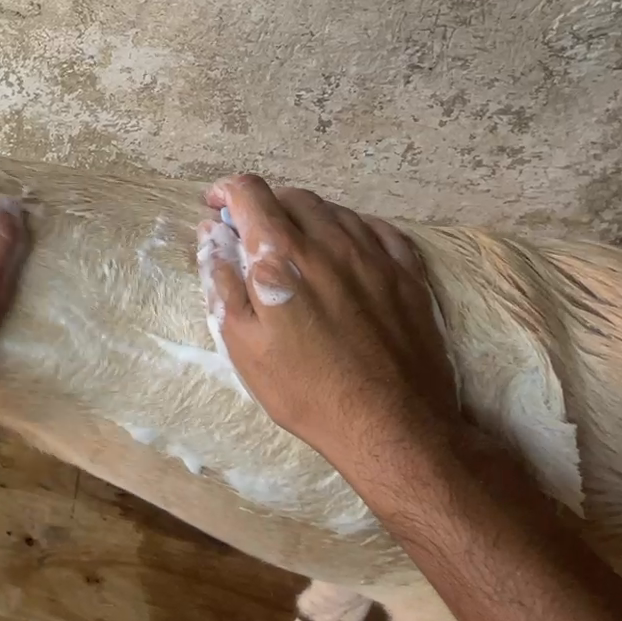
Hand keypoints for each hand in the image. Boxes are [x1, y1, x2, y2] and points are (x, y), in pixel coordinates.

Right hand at [200, 174, 458, 467]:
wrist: (393, 429)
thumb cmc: (303, 388)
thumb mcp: (239, 341)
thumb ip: (220, 278)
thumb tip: (211, 234)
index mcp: (281, 256)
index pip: (249, 193)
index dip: (225, 191)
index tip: (215, 208)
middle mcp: (329, 243)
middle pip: (291, 196)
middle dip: (264, 207)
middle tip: (252, 237)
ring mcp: (375, 257)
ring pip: (334, 210)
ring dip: (305, 217)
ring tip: (297, 247)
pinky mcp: (410, 277)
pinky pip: (379, 229)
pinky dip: (352, 229)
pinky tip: (344, 250)